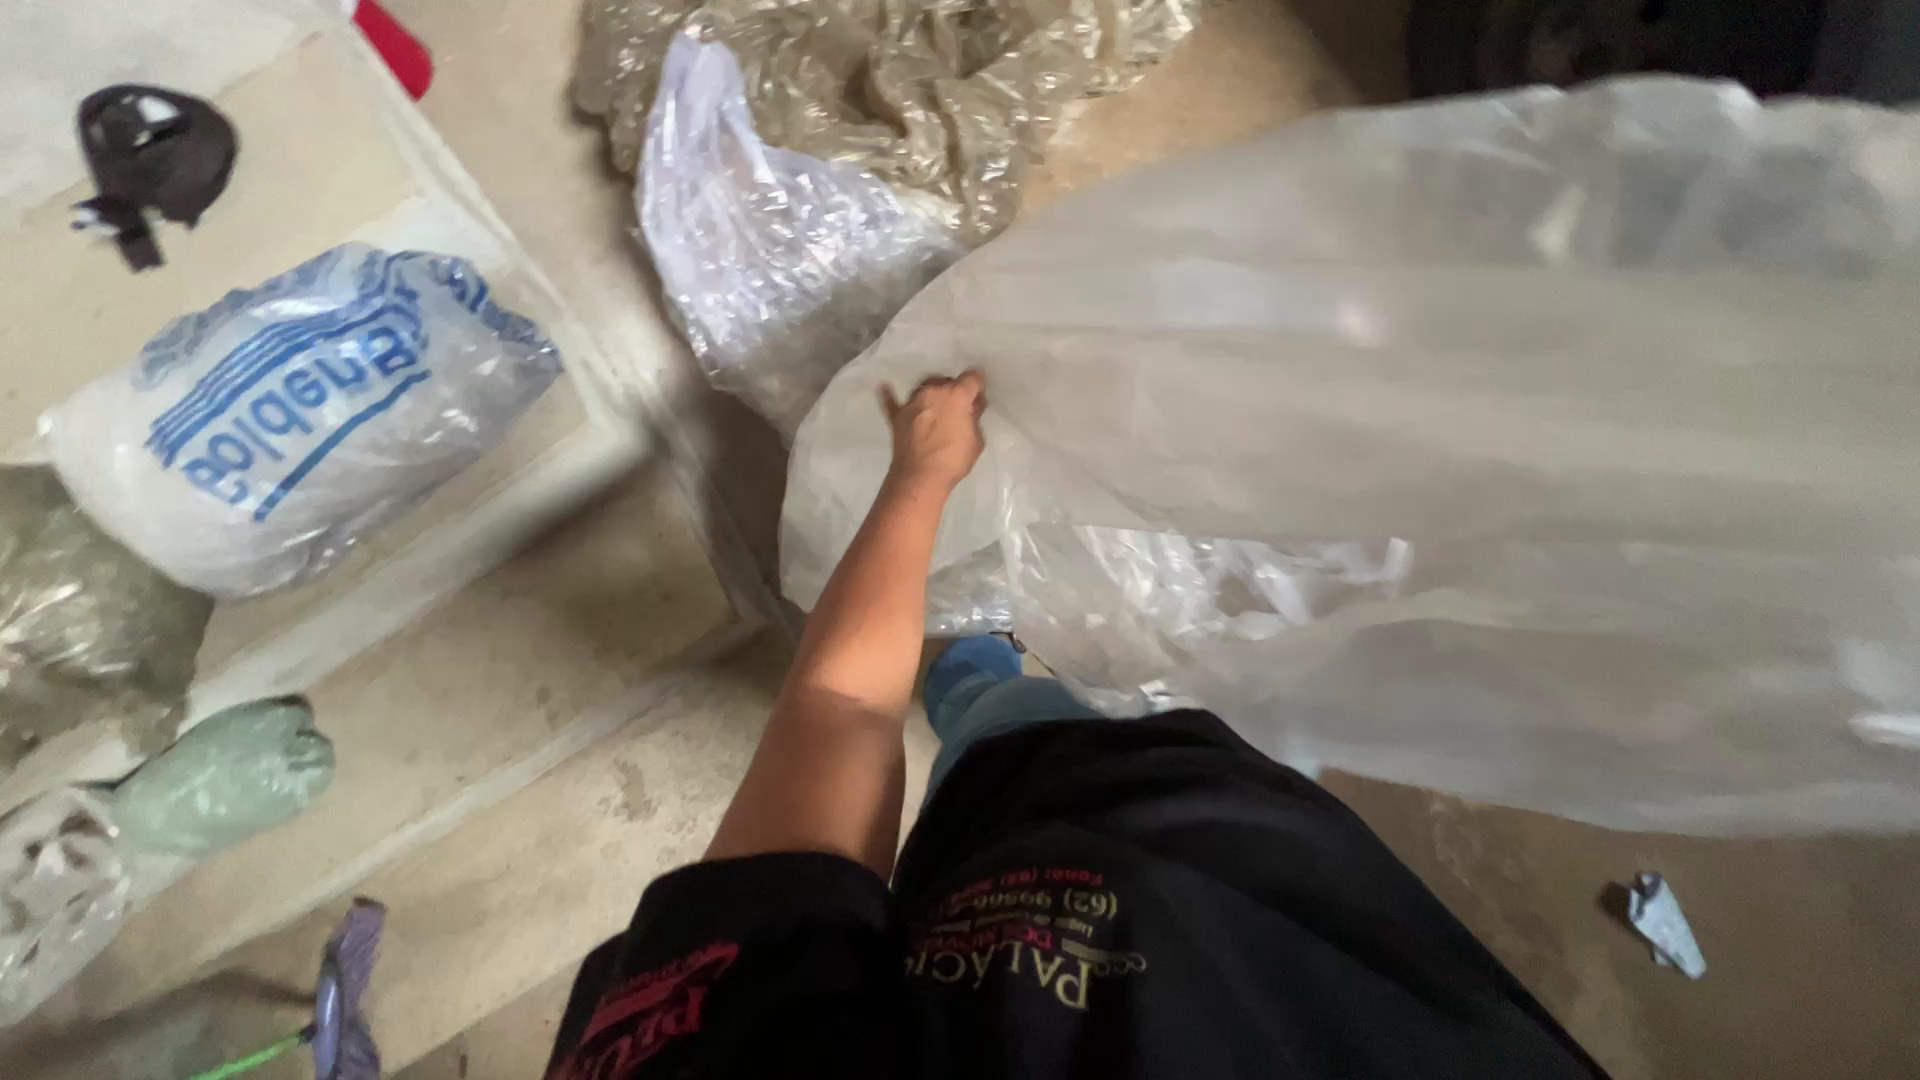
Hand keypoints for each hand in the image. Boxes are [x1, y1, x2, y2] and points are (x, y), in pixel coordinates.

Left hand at [880, 369, 986, 491]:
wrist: (920, 477)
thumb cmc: (954, 460)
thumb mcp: (976, 441)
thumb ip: (974, 419)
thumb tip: (971, 409)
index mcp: (956, 395)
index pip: (973, 377)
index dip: (978, 386)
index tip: (978, 398)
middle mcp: (933, 391)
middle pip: (947, 381)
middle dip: (954, 392)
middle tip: (958, 410)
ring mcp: (912, 402)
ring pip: (924, 388)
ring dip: (932, 395)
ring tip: (936, 409)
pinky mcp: (897, 415)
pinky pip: (892, 401)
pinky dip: (891, 395)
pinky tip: (885, 388)